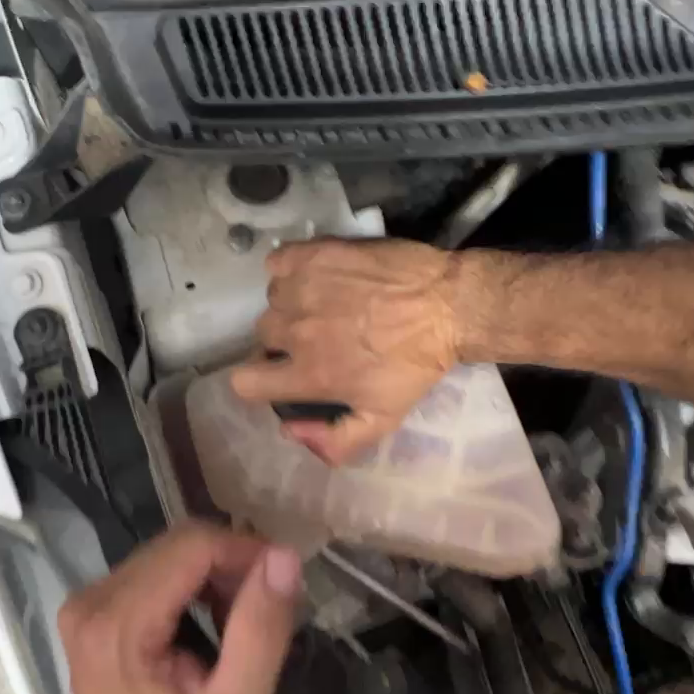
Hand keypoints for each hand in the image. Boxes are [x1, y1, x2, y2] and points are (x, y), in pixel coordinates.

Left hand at [58, 523, 302, 693]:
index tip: (284, 582)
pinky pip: (156, 570)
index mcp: (116, 625)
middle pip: (179, 544)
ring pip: (170, 552)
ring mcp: (87, 604)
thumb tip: (284, 556)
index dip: (245, 551)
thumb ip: (261, 629)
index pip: (191, 546)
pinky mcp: (94, 612)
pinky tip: (213, 623)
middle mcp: (90, 602)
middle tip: (267, 609)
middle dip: (232, 565)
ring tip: (242, 624)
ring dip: (216, 575)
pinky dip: (195, 585)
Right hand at [230, 239, 466, 464]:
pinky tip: (315, 276)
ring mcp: (303, 288)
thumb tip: (291, 432)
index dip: (257, 382)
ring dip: (292, 303)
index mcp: (310, 374)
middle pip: (263, 337)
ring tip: (325, 304)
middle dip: (284, 340)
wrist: (448, 305)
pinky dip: (289, 268)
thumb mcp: (385, 418)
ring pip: (274, 299)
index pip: (244, 383)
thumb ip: (336, 439)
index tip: (278, 374)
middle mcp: (297, 331)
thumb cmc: (417, 364)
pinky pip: (278, 262)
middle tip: (318, 335)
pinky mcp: (314, 253)